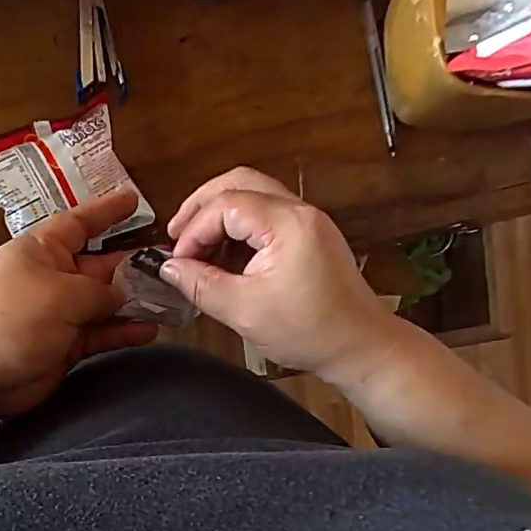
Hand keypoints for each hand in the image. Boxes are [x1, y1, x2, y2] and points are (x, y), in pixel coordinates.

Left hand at [0, 191, 158, 417]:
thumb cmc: (13, 320)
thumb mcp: (61, 294)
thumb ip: (101, 292)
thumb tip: (124, 296)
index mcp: (42, 250)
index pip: (80, 223)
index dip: (107, 212)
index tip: (134, 201)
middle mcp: (54, 276)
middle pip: (102, 265)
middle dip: (134, 265)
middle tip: (169, 265)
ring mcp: (61, 312)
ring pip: (107, 302)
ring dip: (136, 302)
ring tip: (170, 301)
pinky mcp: (68, 343)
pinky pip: (103, 331)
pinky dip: (124, 331)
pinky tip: (150, 330)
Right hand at [161, 168, 402, 376]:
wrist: (360, 347)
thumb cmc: (312, 332)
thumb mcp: (246, 312)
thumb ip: (202, 286)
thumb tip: (170, 268)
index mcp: (288, 224)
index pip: (225, 205)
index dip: (194, 229)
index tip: (178, 260)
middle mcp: (300, 212)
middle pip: (239, 183)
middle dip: (202, 207)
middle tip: (178, 236)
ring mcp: (308, 222)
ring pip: (253, 195)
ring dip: (221, 215)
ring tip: (198, 248)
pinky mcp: (311, 237)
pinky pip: (268, 216)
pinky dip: (241, 228)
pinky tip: (226, 257)